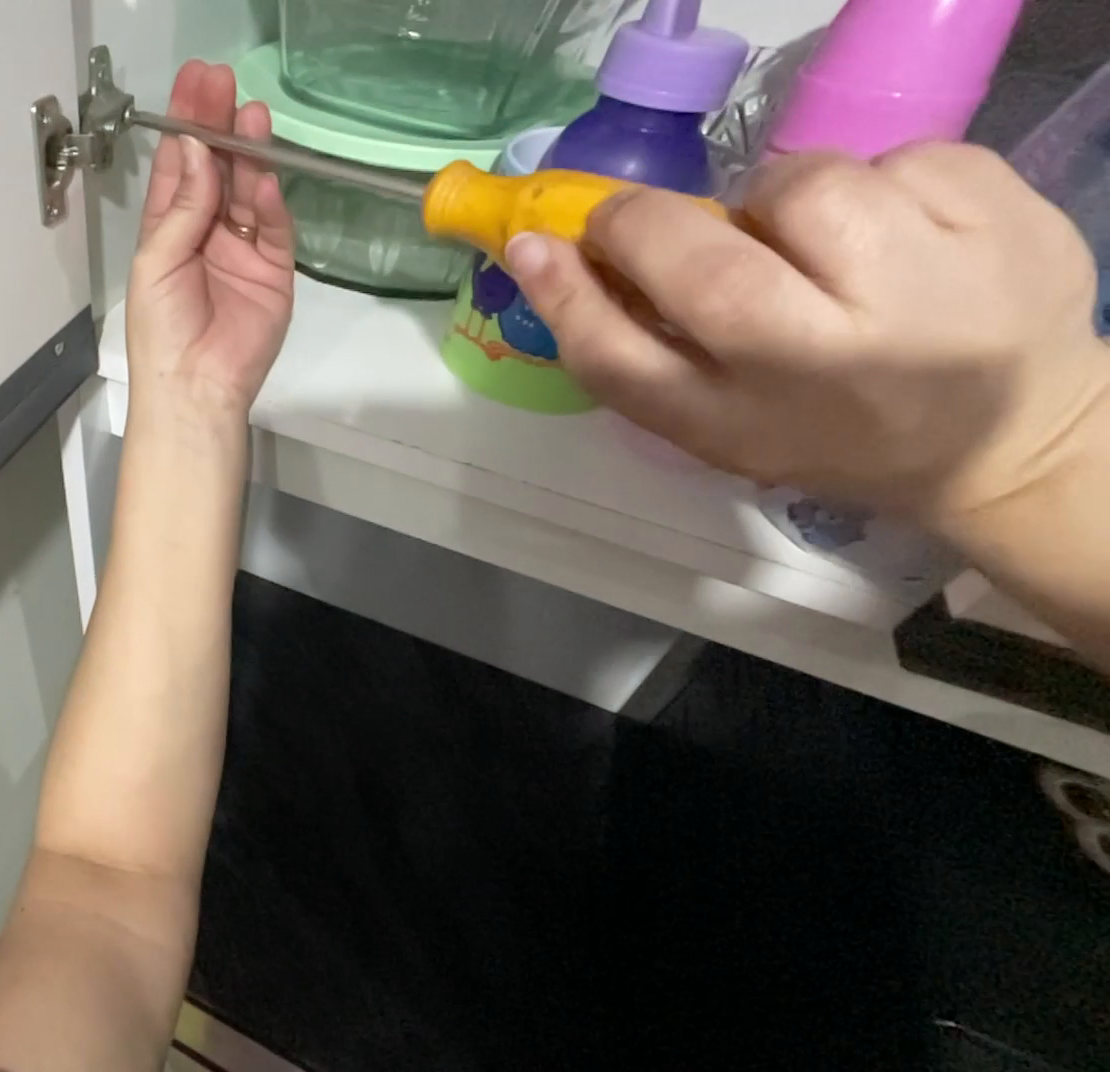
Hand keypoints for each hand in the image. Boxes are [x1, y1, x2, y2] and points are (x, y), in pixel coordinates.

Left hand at [125, 61, 293, 429]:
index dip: (186, 127)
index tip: (195, 84)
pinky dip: (269, 201)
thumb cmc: (162, 330)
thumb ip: (182, 209)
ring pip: (246, 191)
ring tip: (249, 114)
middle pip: (215, 171)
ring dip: (248, 154)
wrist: (196, 386)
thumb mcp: (157, 263)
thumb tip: (200, 152)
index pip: (180, 169)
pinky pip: (274, 227)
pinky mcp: (273, 270)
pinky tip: (261, 176)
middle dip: (218, 127)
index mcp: (168, 232)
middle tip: (223, 83)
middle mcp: (204, 234)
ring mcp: (241, 251)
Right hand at [506, 142, 1109, 523]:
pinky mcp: (1012, 221)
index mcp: (741, 420)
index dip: (565, 294)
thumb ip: (624, 345)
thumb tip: (541, 252)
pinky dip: (875, 181)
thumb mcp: (705, 418)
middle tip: (642, 221)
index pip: (620, 357)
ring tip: (803, 243)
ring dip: (776, 200)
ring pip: (808, 184)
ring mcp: (932, 287)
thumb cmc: (814, 429)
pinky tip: (892, 232)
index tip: (534, 244)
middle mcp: (826, 362)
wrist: (997, 438)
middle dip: (647, 222)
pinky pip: (903, 156)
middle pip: (706, 266)